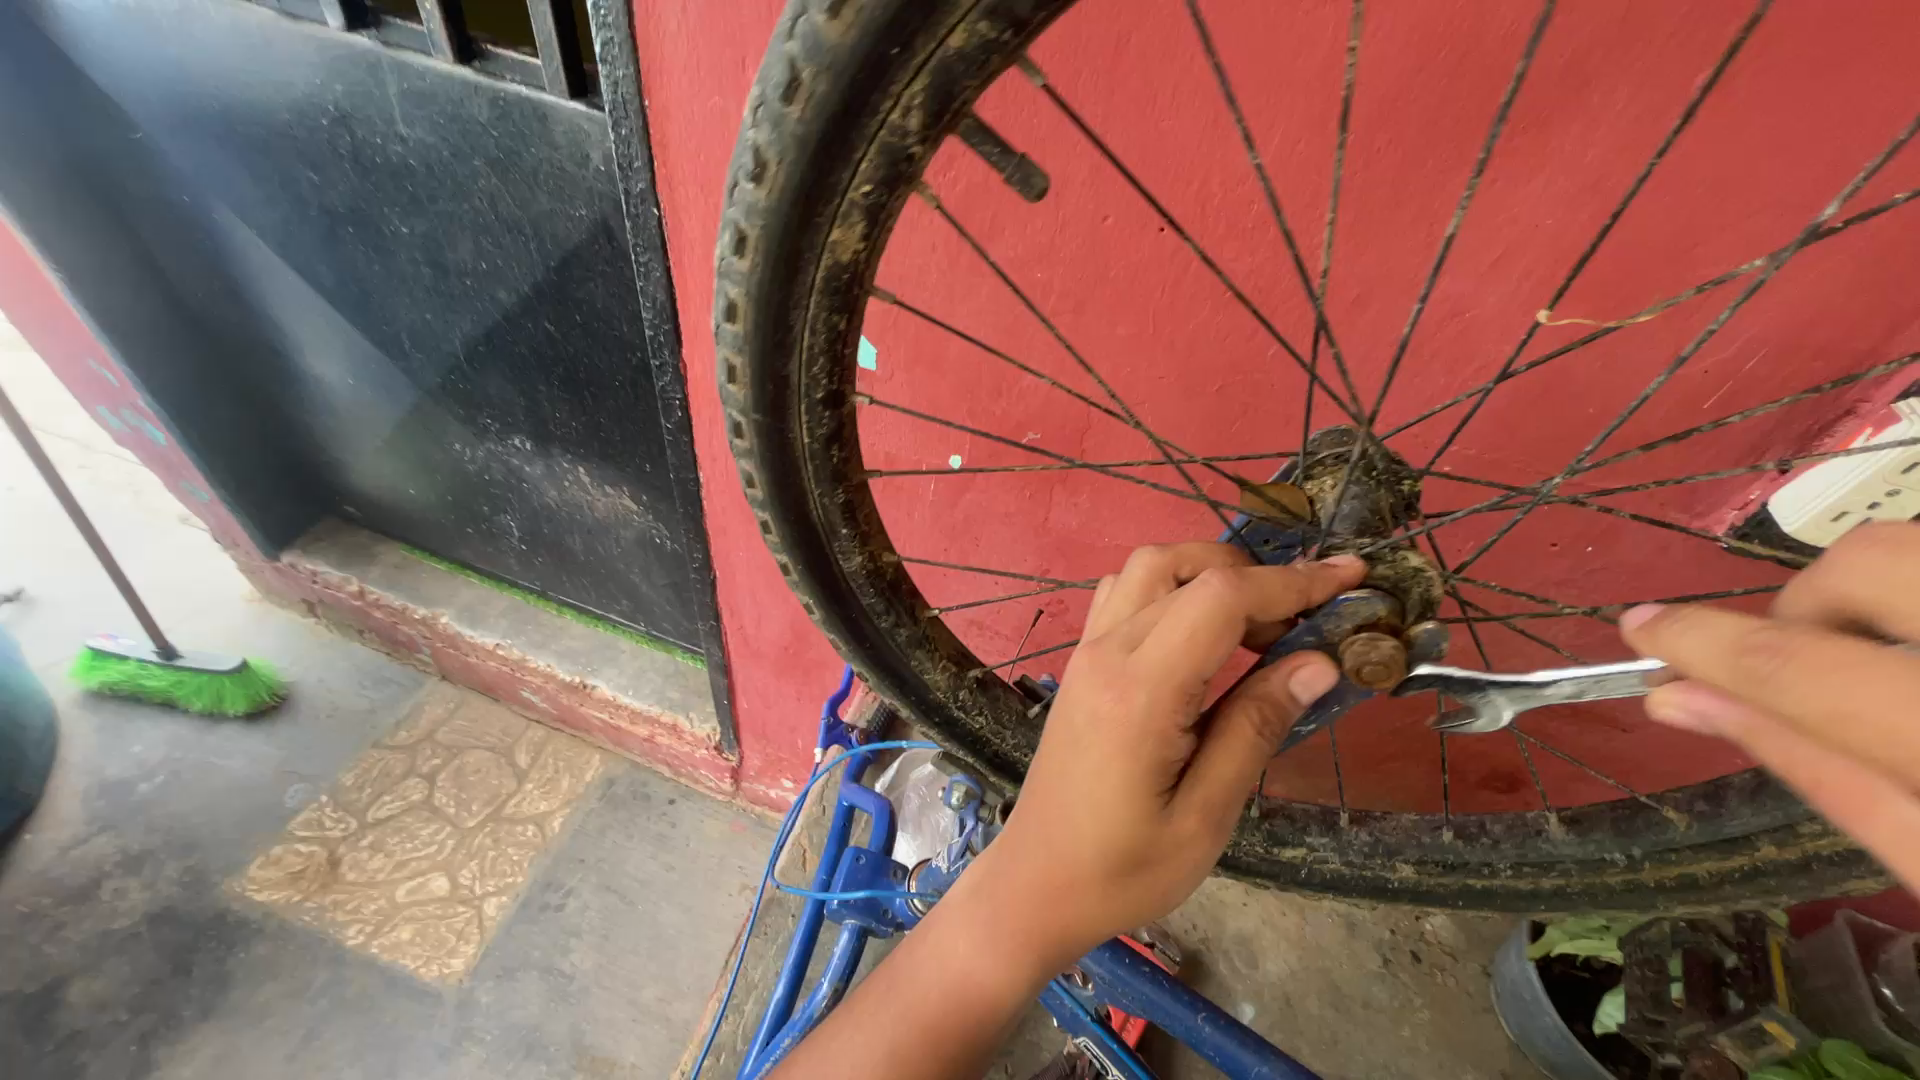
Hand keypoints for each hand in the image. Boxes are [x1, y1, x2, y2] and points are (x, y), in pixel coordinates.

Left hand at [950, 542, 1365, 974]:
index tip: (1349, 577)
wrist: (1038, 881)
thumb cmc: (1124, 868)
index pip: (1220, 599)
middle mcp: (1106, 653)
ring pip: (1147, 570)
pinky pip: (1123, 595)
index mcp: (1140, 692)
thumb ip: (1256, 727)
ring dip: (1205, 575)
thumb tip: (1317, 661)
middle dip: (1252, 575)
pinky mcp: (1081, 664)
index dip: (1290, 582)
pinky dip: (1170, 590)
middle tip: (1298, 624)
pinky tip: (1198, 638)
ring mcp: (1086, 653)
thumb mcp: (1206, 816)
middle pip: (1181, 567)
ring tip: (1252, 627)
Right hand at [1619, 521, 1919, 892]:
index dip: (1698, 640)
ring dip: (1877, 600)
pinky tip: (1916, 661)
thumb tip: (1677, 697)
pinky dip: (1913, 605)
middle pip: (1871, 562)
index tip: (1638, 626)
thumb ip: (1809, 768)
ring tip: (1887, 666)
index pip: (1797, 666)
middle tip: (1809, 664)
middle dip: (1808, 604)